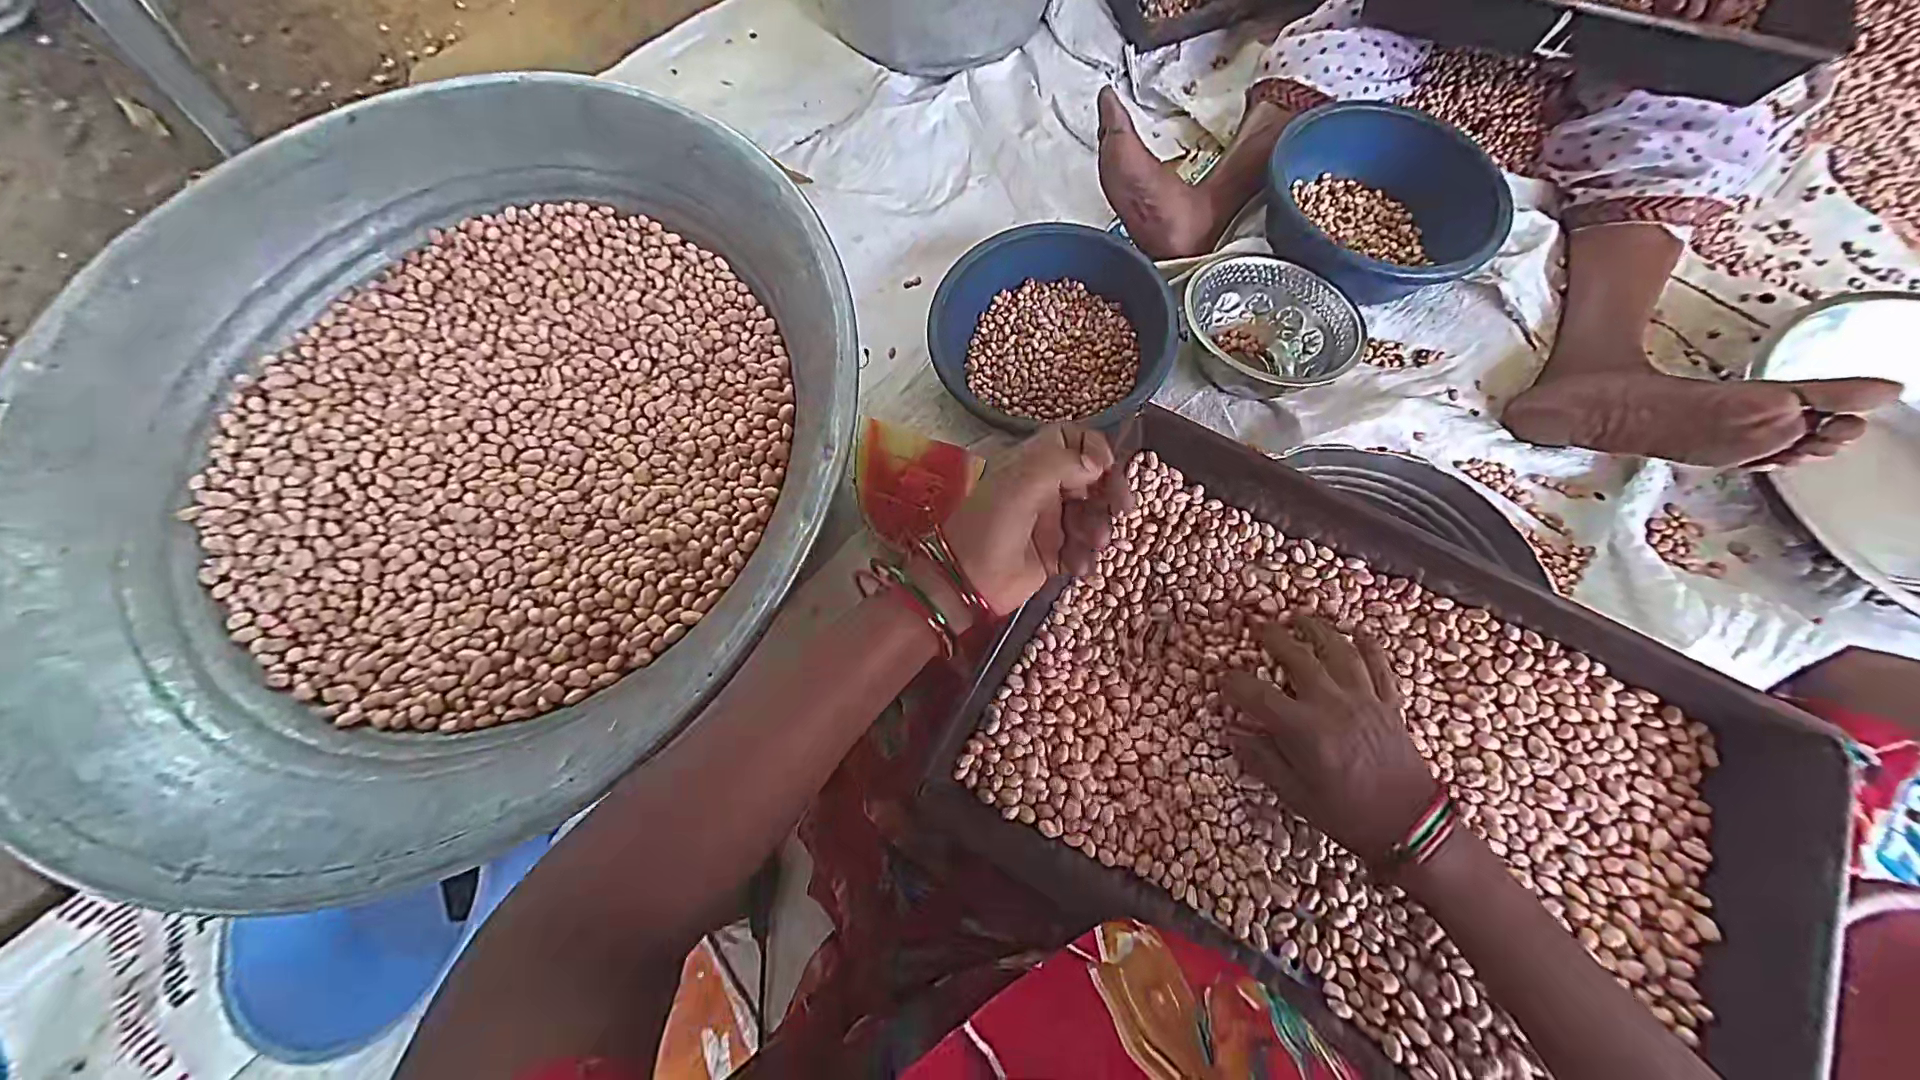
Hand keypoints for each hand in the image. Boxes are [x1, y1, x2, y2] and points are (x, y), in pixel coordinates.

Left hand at [940, 425, 1127, 616]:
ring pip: (1092, 515)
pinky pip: (1084, 548)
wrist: (968, 583)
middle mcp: (1043, 489)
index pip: (1070, 440)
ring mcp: (1050, 522)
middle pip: (1091, 478)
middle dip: (1109, 492)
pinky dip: (1086, 556)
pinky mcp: (1054, 554)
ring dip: (1099, 528)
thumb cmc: (990, 528)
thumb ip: (1060, 463)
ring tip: (1095, 544)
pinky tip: (1078, 566)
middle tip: (1123, 509)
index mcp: (1031, 465)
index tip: (1106, 467)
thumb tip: (1097, 463)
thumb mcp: (1020, 484)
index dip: (1093, 448)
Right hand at [1223, 615, 1436, 866]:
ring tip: (1300, 617)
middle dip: (1273, 638)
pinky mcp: (1389, 705)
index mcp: (1304, 729)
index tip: (1222, 678)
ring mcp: (1364, 701)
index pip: (1257, 695)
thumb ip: (1262, 759)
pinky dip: (1368, 646)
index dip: (1234, 683)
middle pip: (1297, 658)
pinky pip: (1379, 667)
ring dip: (1317, 630)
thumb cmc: (1347, 815)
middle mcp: (1333, 706)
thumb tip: (1233, 733)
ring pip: (1339, 652)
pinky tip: (1357, 632)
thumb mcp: (1294, 794)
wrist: (1412, 828)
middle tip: (1258, 626)